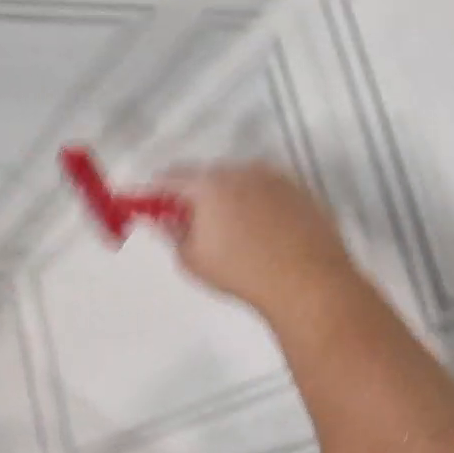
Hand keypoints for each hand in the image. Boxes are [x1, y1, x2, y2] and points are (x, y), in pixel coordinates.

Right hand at [158, 163, 361, 313]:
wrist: (305, 280)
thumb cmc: (242, 271)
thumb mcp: (190, 258)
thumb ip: (170, 232)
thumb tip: (162, 220)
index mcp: (210, 185)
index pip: (170, 177)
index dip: (154, 192)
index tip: (148, 206)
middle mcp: (243, 171)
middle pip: (205, 176)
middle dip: (191, 197)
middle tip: (184, 226)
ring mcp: (274, 177)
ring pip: (236, 183)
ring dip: (223, 201)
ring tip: (223, 237)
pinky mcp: (298, 190)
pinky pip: (264, 191)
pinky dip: (252, 206)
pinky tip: (252, 237)